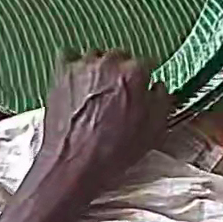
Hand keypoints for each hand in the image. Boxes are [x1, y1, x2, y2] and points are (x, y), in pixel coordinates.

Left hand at [27, 52, 169, 208]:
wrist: (74, 164)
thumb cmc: (113, 152)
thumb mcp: (152, 131)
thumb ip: (161, 101)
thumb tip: (158, 86)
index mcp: (135, 73)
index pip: (146, 64)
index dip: (143, 82)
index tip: (138, 93)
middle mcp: (109, 62)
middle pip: (121, 58)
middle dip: (121, 75)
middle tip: (115, 98)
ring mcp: (83, 66)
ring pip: (96, 57)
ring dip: (98, 70)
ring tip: (95, 94)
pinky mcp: (61, 73)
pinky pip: (69, 57)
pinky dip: (74, 67)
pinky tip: (76, 84)